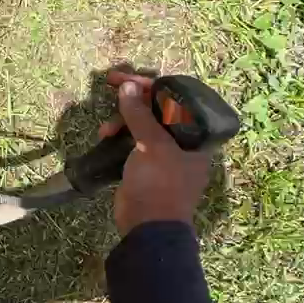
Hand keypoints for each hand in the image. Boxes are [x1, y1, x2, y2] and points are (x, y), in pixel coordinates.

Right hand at [99, 70, 210, 234]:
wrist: (149, 224)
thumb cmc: (160, 183)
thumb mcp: (152, 145)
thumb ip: (139, 115)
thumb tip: (127, 86)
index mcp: (198, 136)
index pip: (177, 100)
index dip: (152, 85)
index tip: (126, 78)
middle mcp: (185, 141)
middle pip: (158, 108)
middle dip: (133, 98)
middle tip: (111, 84)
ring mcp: (164, 153)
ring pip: (143, 123)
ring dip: (122, 119)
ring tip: (105, 129)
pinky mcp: (146, 163)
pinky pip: (132, 138)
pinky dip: (120, 134)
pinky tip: (106, 137)